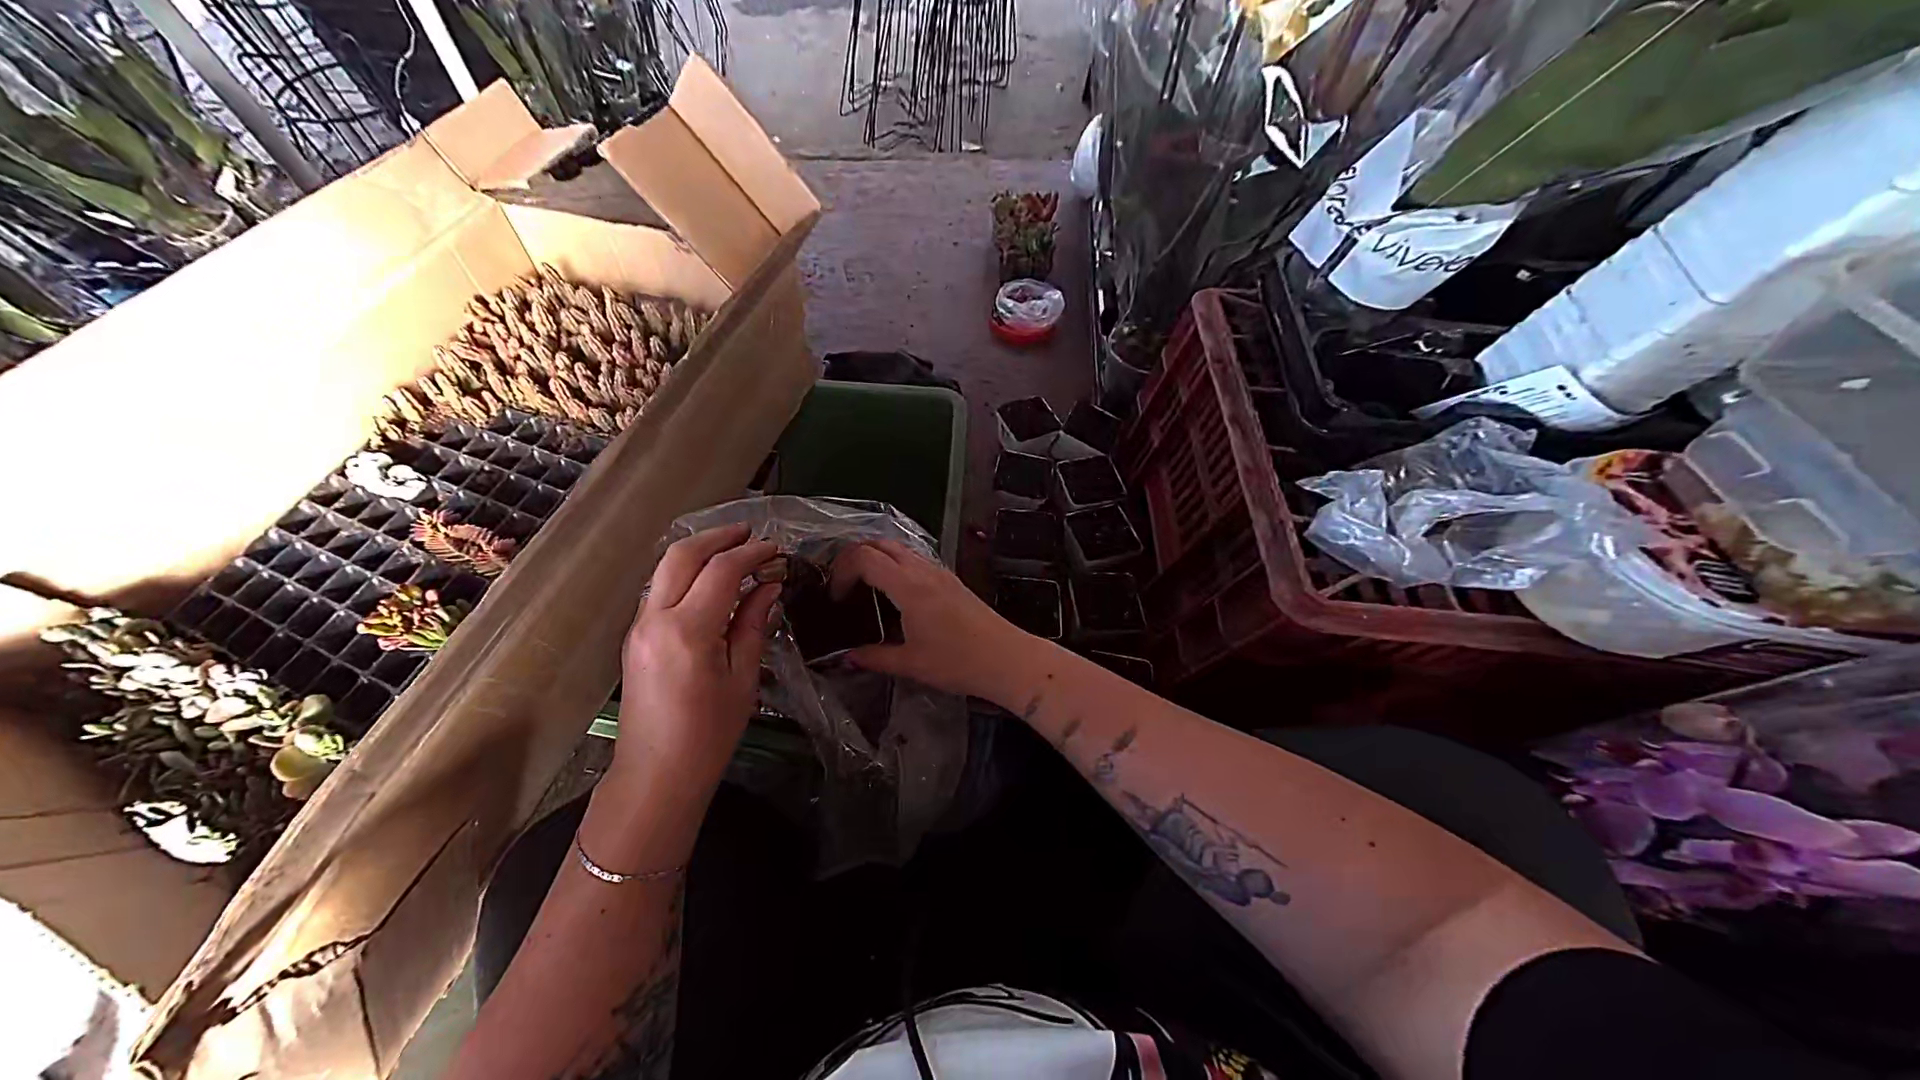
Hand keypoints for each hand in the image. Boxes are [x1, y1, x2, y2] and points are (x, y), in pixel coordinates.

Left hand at [614, 524, 779, 793]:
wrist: (656, 775)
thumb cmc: (709, 735)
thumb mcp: (742, 679)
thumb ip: (752, 625)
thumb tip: (768, 587)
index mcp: (687, 632)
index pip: (721, 571)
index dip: (752, 554)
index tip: (775, 550)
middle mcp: (655, 620)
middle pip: (681, 555)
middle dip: (718, 537)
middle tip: (750, 534)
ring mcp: (638, 628)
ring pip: (665, 569)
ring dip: (699, 552)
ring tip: (734, 551)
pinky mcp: (635, 638)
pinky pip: (660, 590)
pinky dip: (686, 575)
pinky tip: (711, 582)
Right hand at [831, 538, 1033, 701]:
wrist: (1006, 659)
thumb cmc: (957, 662)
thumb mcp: (910, 664)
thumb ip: (873, 658)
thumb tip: (846, 658)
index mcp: (908, 585)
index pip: (864, 557)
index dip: (841, 571)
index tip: (835, 597)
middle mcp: (923, 570)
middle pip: (879, 543)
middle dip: (854, 557)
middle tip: (842, 585)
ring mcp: (939, 572)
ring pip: (899, 548)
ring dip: (875, 558)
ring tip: (862, 587)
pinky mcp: (950, 580)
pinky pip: (914, 559)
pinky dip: (894, 565)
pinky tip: (892, 593)